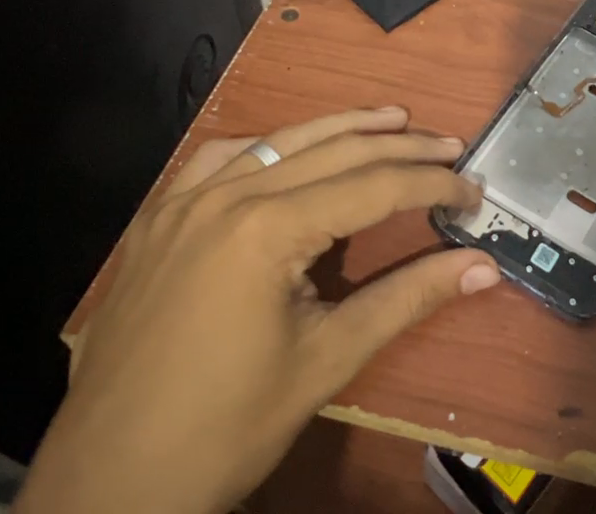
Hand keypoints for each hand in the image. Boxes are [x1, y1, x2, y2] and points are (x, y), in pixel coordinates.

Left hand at [16, 108, 500, 513]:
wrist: (110, 482)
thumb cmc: (228, 426)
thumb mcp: (328, 359)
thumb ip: (408, 298)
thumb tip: (485, 265)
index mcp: (267, 229)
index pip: (372, 187)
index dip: (431, 185)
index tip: (475, 192)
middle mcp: (224, 197)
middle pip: (331, 153)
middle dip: (399, 147)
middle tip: (449, 146)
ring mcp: (182, 203)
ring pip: (277, 144)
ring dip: (340, 129)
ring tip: (392, 118)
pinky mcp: (156, 221)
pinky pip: (218, 160)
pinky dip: (266, 146)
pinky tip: (287, 150)